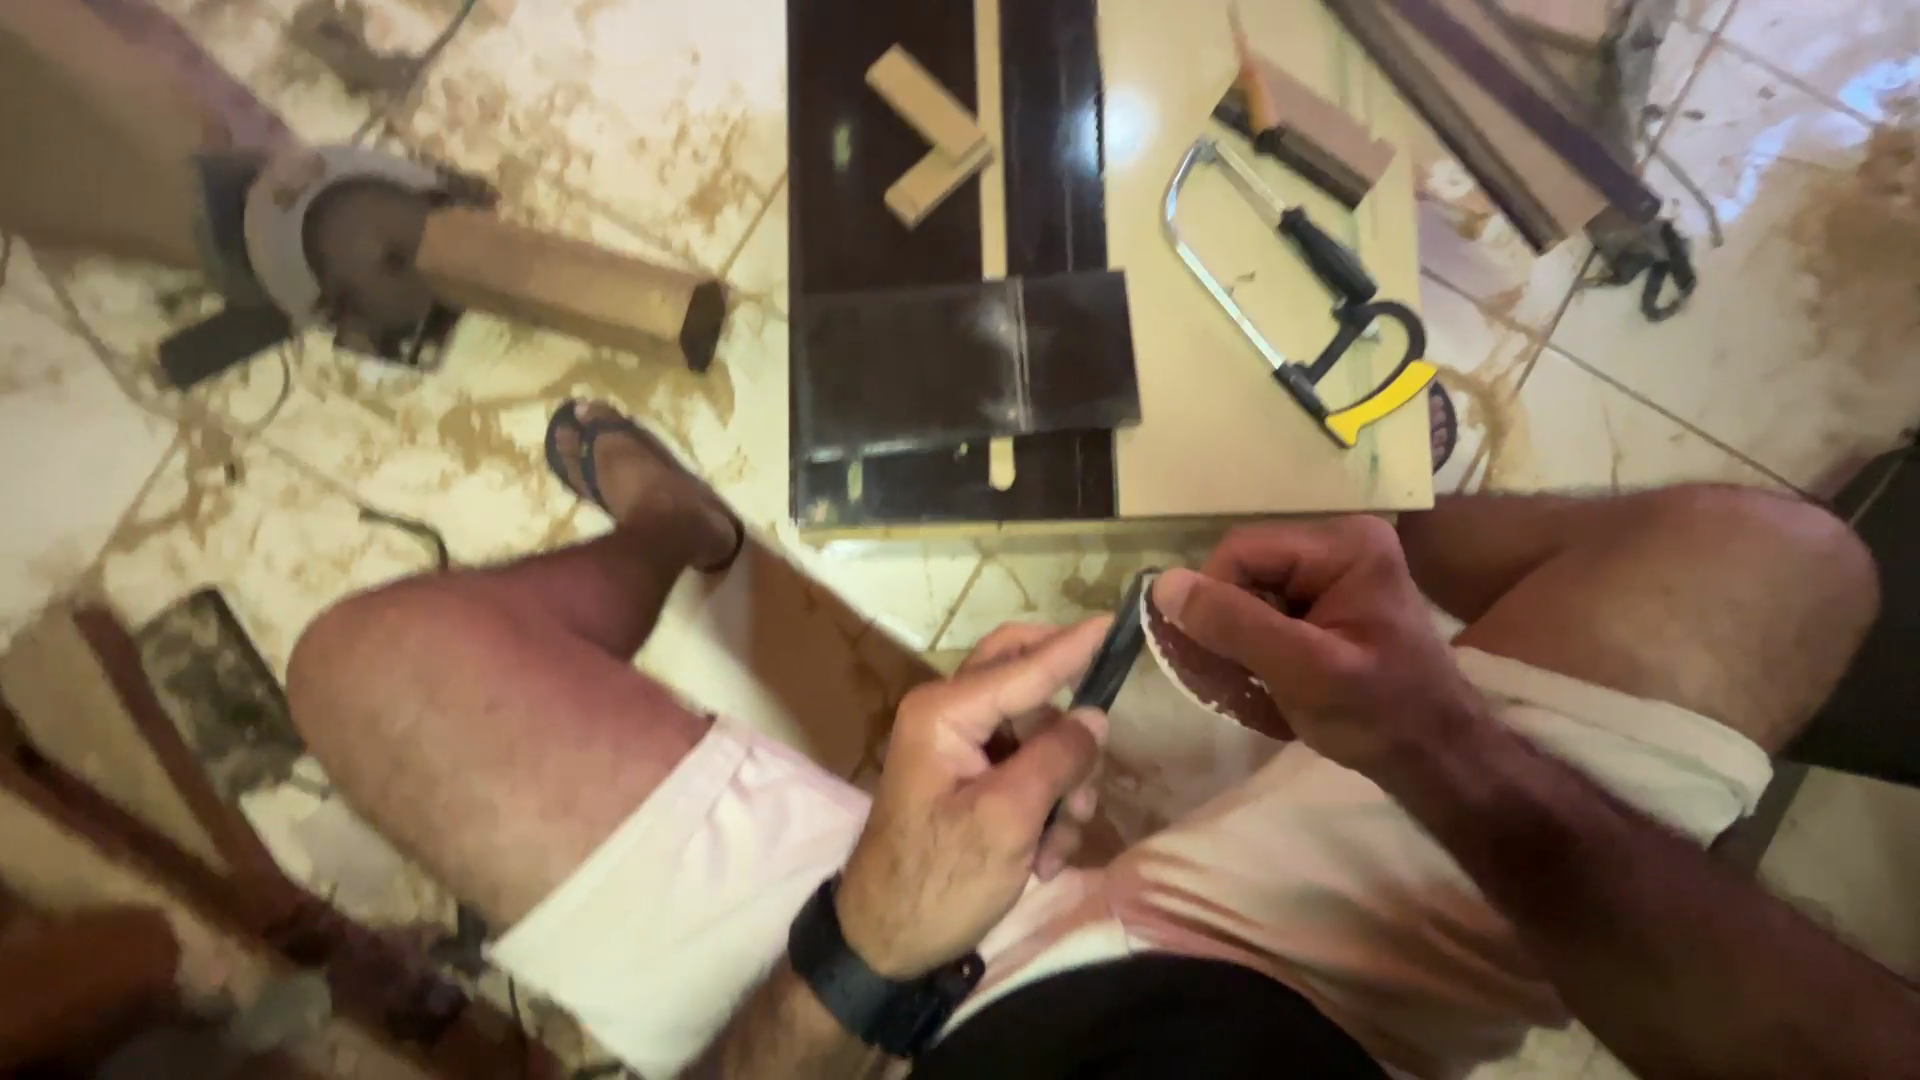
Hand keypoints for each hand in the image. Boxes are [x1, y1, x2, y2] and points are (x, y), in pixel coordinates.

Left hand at [835, 619, 1110, 978]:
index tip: (1111, 621)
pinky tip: (1044, 853)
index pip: (1022, 667)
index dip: (1072, 648)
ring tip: (1057, 845)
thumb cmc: (940, 881)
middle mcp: (948, 713)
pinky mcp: (971, 772)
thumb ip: (1056, 759)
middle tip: (1090, 752)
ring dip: (1061, 784)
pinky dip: (1046, 802)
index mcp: (944, 712)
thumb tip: (1095, 716)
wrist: (887, 941)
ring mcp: (959, 742)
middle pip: (1023, 681)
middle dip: (1065, 726)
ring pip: (1036, 729)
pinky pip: (1027, 762)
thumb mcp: (1007, 820)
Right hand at [1151, 517, 1480, 776]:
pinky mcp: (1327, 593)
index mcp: (1345, 544)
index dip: (1215, 599)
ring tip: (1257, 676)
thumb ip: (1236, 625)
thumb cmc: (1381, 716)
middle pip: (1243, 566)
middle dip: (1228, 618)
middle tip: (1239, 671)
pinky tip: (1270, 670)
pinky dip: (1253, 638)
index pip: (1241, 550)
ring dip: (1237, 632)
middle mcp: (1339, 541)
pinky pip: (1264, 602)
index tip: (1223, 656)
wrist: (1436, 757)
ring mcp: (1334, 567)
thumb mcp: (1304, 672)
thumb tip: (1163, 584)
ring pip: (1247, 587)